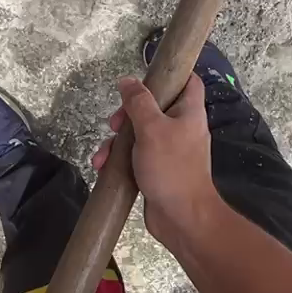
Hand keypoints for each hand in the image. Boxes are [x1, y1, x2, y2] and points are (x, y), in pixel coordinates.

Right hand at [92, 74, 219, 235]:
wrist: (182, 218)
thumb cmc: (171, 168)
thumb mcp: (151, 129)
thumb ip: (138, 102)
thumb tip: (128, 81)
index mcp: (188, 112)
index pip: (187, 81)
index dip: (170, 73)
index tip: (146, 74)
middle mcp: (181, 128)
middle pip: (153, 107)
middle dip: (128, 113)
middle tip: (114, 123)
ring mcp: (169, 150)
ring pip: (139, 133)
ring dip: (117, 141)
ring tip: (103, 154)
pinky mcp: (157, 170)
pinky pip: (135, 156)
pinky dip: (119, 159)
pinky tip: (103, 167)